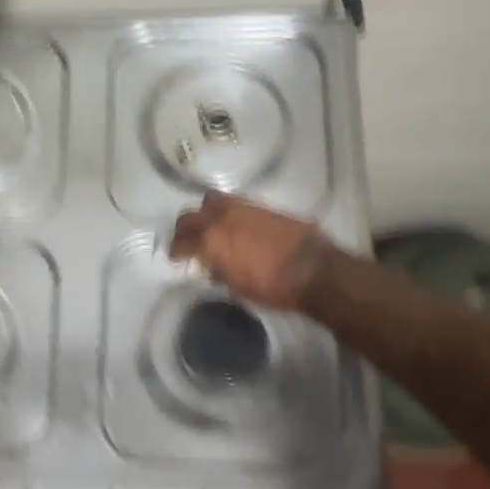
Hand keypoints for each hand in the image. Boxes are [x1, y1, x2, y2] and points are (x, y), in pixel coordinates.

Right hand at [169, 192, 329, 309]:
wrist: (313, 269)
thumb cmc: (272, 287)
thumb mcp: (237, 287)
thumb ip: (220, 272)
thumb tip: (214, 267)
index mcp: (211, 241)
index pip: (182, 241)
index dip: (176, 250)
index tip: (176, 257)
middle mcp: (222, 218)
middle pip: (190, 215)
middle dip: (184, 228)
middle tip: (187, 240)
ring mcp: (243, 208)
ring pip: (213, 201)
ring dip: (206, 212)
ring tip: (211, 226)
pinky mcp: (263, 206)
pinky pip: (236, 203)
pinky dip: (229, 213)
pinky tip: (236, 226)